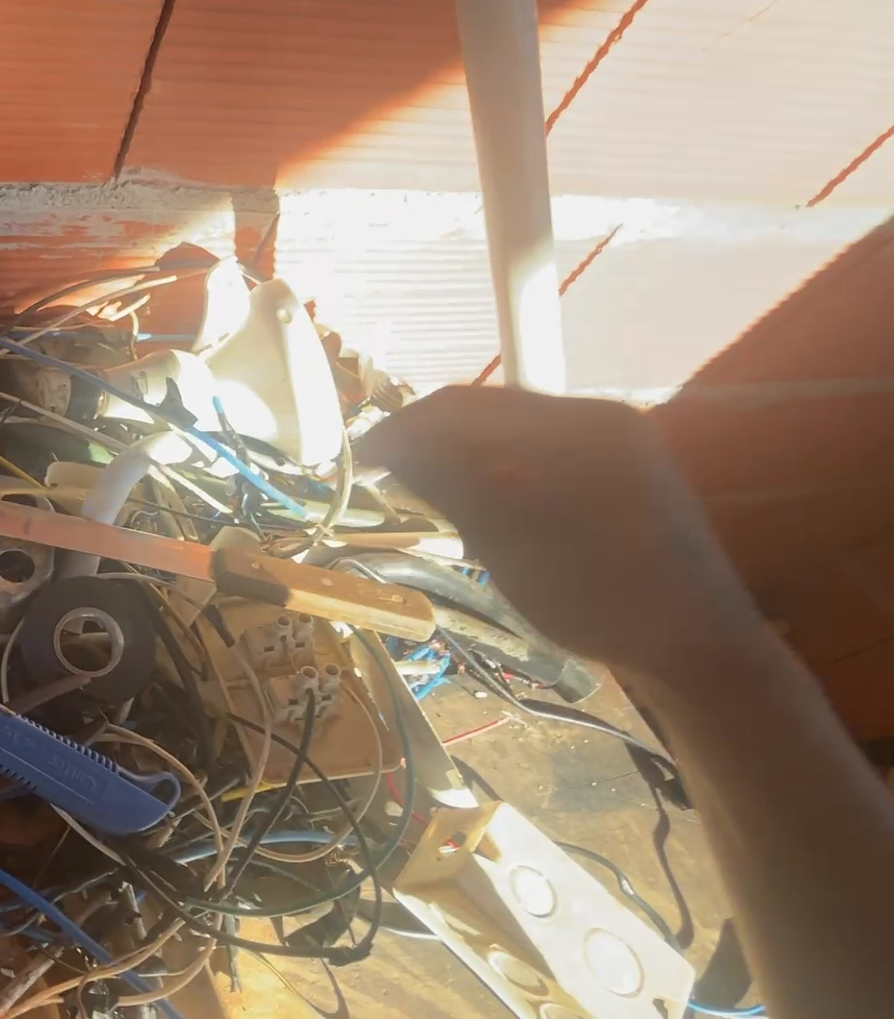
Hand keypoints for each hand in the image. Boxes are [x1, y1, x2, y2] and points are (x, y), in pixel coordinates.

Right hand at [357, 386, 765, 679]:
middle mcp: (593, 417)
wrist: (692, 644)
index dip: (400, 429)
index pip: (459, 406)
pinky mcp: (613, 460)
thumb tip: (384, 446)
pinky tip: (471, 494)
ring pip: (500, 427)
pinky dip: (487, 462)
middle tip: (382, 476)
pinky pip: (528, 445)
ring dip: (452, 450)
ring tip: (419, 487)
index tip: (359, 461)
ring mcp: (608, 438)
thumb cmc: (593, 598)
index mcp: (574, 427)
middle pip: (481, 410)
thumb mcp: (504, 541)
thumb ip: (446, 481)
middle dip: (424, 438)